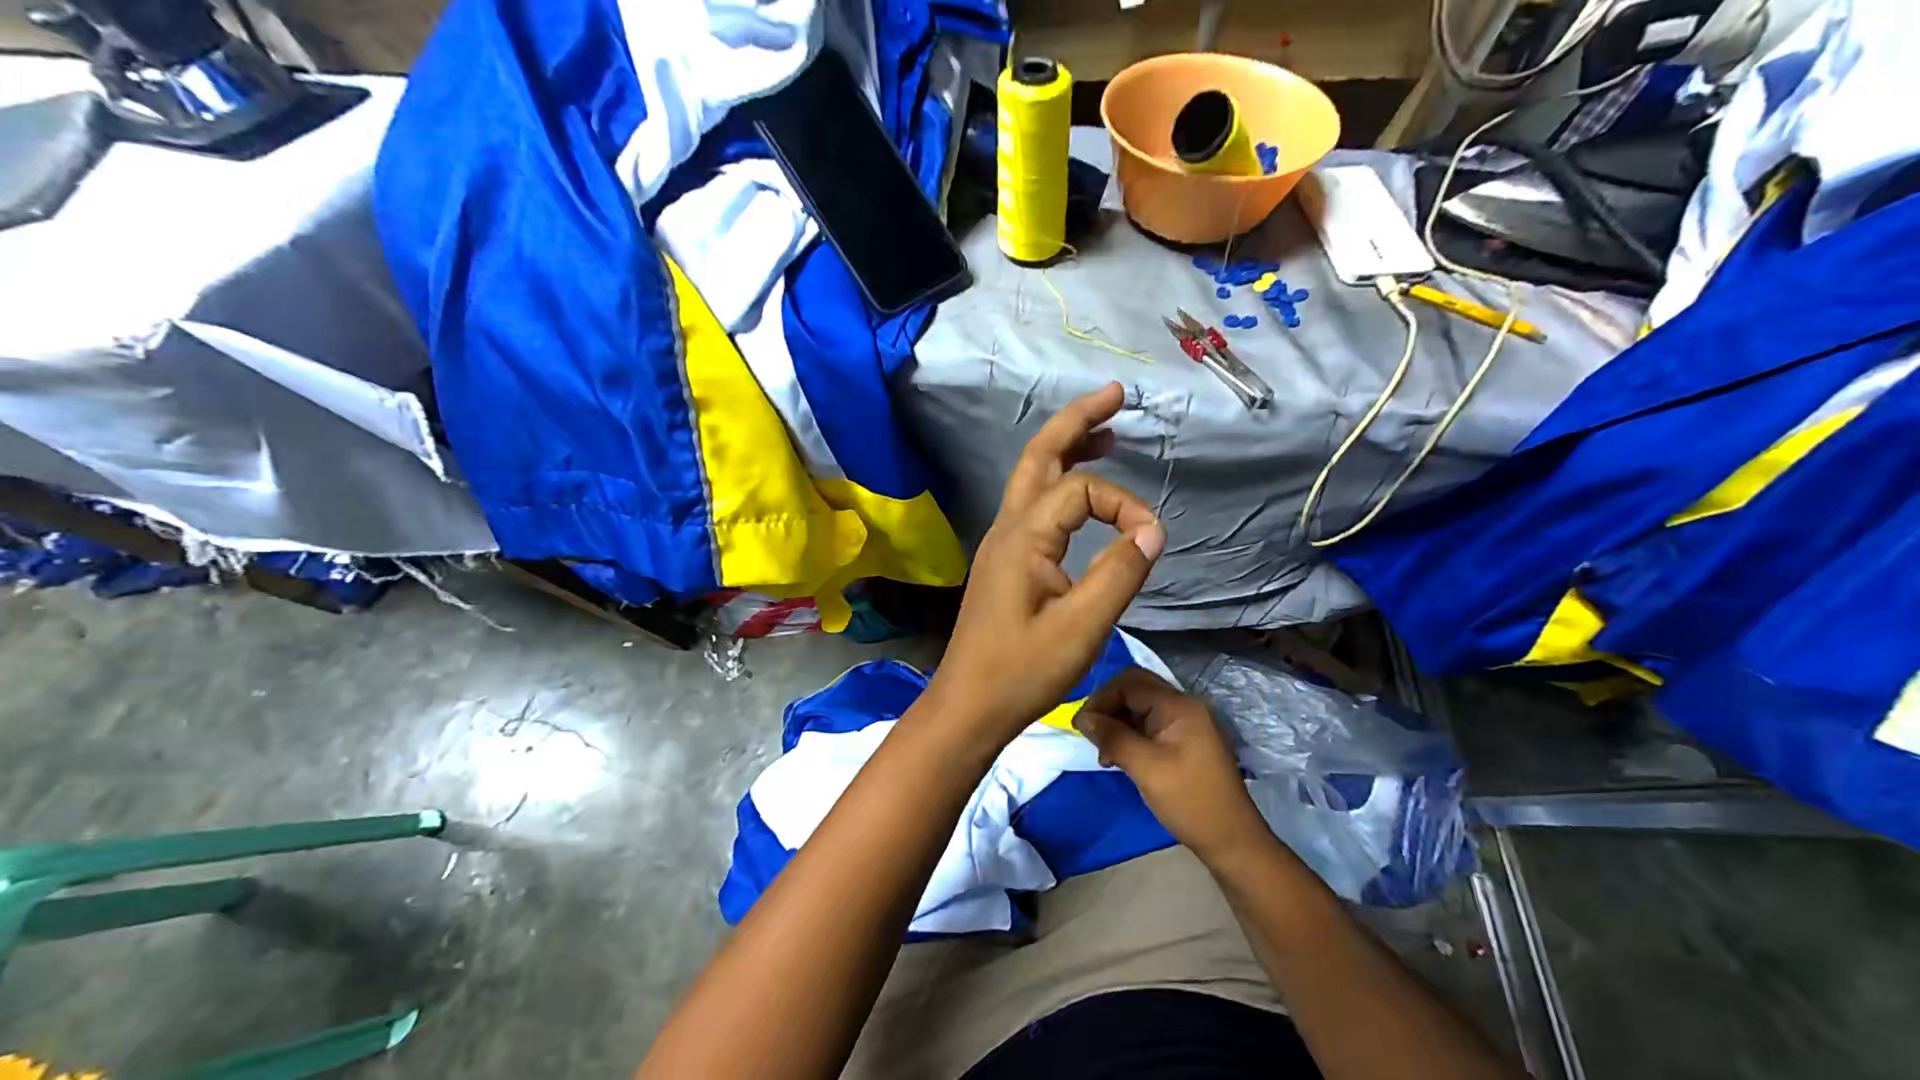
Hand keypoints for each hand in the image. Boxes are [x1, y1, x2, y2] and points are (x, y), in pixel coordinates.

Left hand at [924, 383, 1165, 743]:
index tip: (1149, 539)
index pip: (1081, 490)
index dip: (1122, 503)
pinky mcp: (1004, 561)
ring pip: (1031, 477)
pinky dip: (1059, 482)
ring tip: (1105, 431)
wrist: (970, 703)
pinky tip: (1081, 494)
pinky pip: (1032, 504)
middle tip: (1113, 394)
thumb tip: (1151, 528)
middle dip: (1076, 421)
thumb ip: (1120, 572)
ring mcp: (1000, 542)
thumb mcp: (1083, 626)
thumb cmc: (1023, 670)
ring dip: (1065, 448)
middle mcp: (1006, 527)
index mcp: (1023, 536)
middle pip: (1039, 455)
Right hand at [1073, 668, 1270, 864]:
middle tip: (1090, 734)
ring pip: (1140, 706)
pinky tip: (1119, 757)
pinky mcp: (1184, 740)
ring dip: (1116, 722)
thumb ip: (1112, 737)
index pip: (1129, 683)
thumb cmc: (1189, 801)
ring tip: (1104, 753)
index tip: (1081, 726)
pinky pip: (1149, 723)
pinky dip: (1129, 733)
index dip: (1101, 698)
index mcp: (1178, 706)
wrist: (1231, 839)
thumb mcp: (1145, 768)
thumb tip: (1082, 718)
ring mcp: (1186, 723)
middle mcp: (1183, 706)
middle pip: (1135, 689)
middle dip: (1108, 707)